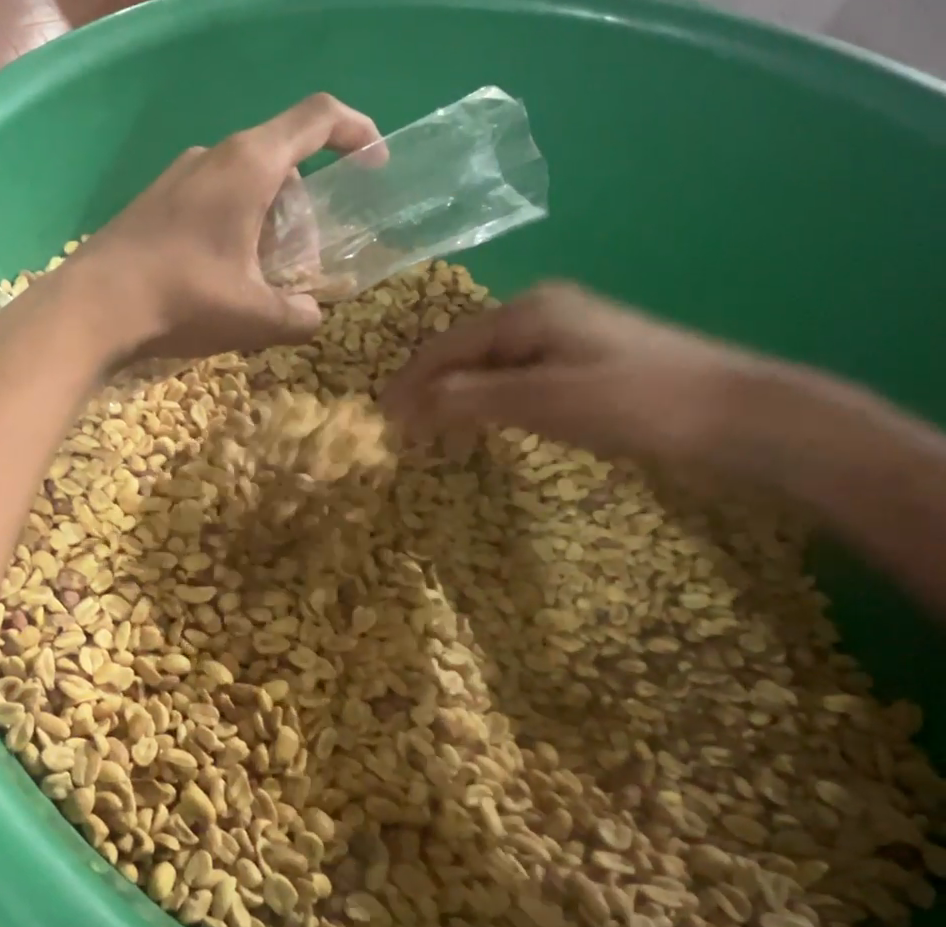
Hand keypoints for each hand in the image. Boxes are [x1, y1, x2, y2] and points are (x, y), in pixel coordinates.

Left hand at [58, 93, 382, 365]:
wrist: (89, 309)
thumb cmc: (181, 300)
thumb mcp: (253, 317)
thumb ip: (298, 316)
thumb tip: (310, 317)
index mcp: (249, 163)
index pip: (318, 118)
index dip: (356, 132)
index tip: (372, 164)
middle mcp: (211, 158)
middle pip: (278, 164)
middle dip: (302, 211)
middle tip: (300, 265)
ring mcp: (172, 179)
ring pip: (238, 188)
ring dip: (260, 225)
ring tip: (255, 281)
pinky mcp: (146, 206)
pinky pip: (203, 205)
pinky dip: (224, 231)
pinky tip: (212, 280)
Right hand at [380, 282, 770, 468]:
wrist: (734, 414)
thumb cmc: (631, 403)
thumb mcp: (538, 401)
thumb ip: (466, 399)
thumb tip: (402, 406)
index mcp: (526, 312)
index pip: (442, 347)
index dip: (406, 384)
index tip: (378, 422)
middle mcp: (540, 310)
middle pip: (461, 351)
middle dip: (426, 388)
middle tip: (400, 431)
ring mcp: (565, 331)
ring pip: (485, 364)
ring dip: (454, 395)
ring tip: (429, 430)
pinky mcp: (582, 356)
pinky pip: (512, 373)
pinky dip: (486, 398)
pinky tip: (481, 421)